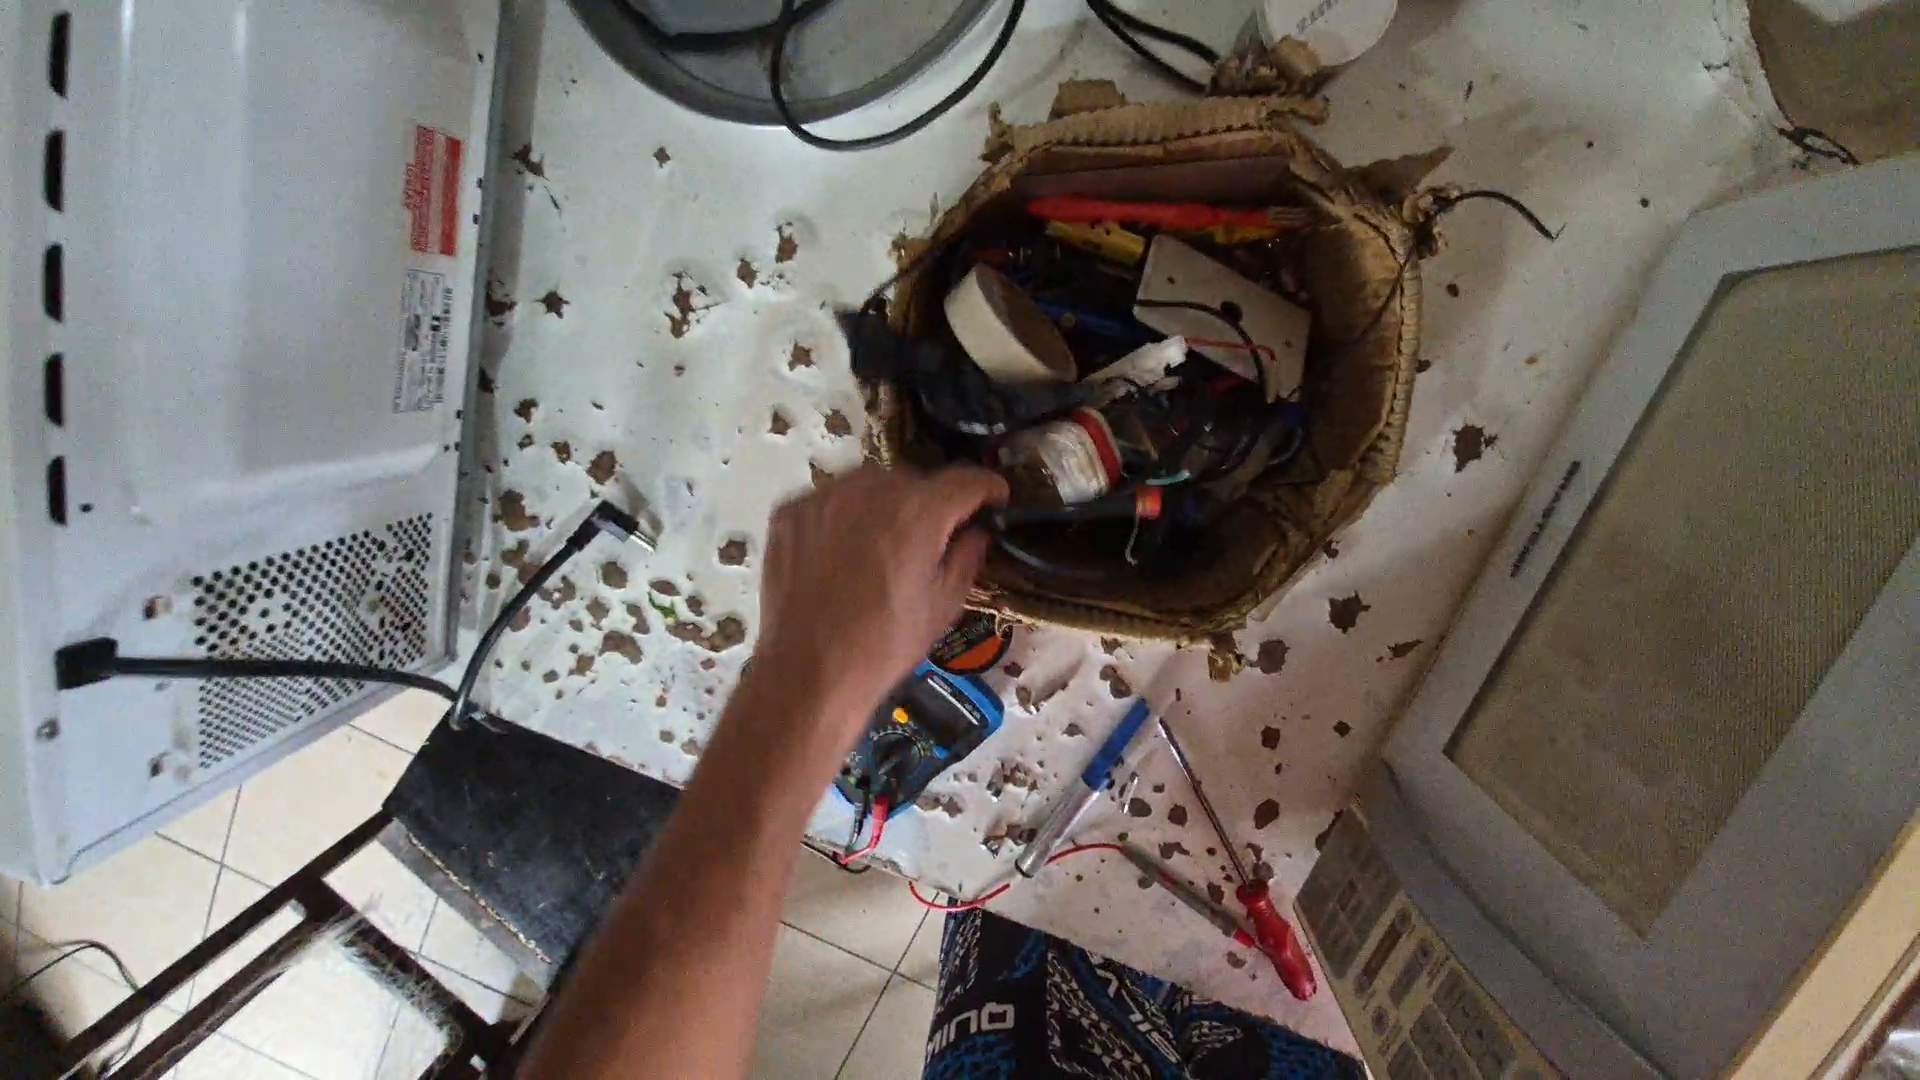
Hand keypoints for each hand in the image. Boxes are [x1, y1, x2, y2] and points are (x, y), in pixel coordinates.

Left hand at [741, 463, 1007, 759]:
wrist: (807, 672)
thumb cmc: (884, 644)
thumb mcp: (944, 604)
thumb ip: (968, 555)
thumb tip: (976, 530)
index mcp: (919, 511)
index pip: (967, 480)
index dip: (988, 488)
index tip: (995, 499)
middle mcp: (871, 489)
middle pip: (915, 480)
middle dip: (930, 503)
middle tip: (930, 539)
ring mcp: (825, 496)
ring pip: (870, 485)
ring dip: (885, 506)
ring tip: (882, 546)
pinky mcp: (791, 511)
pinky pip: (831, 501)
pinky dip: (845, 517)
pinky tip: (842, 554)